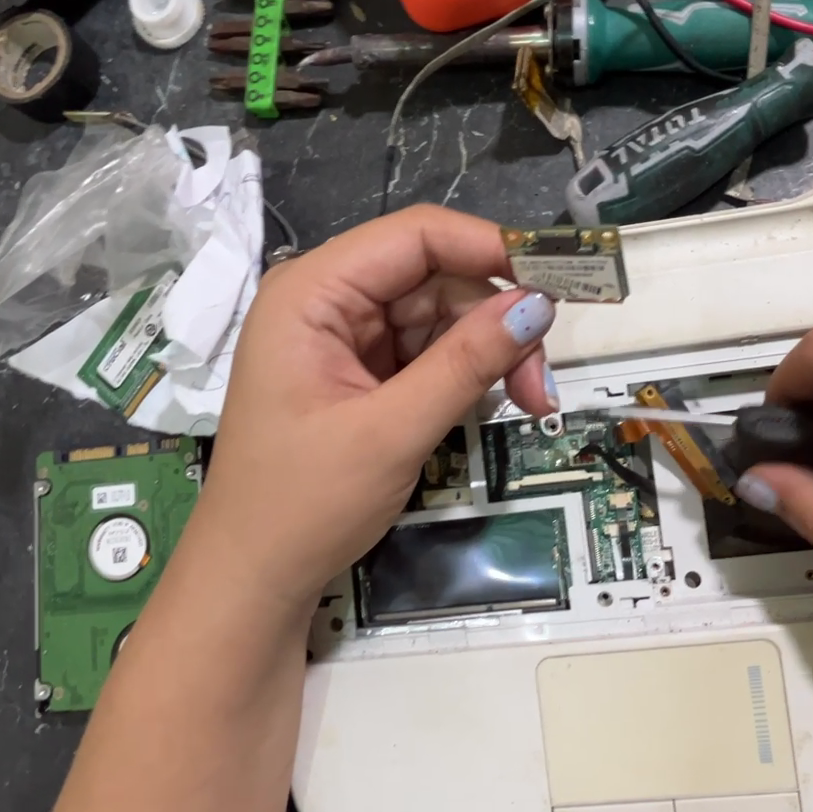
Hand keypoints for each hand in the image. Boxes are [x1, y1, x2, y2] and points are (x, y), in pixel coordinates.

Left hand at [182, 206, 557, 604]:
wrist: (256, 576)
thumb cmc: (304, 503)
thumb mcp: (392, 431)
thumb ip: (466, 363)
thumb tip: (538, 305)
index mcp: (314, 292)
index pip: (415, 235)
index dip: (489, 247)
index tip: (556, 280)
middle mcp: (330, 301)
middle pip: (436, 278)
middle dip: (496, 321)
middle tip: (543, 382)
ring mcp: (347, 339)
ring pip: (442, 317)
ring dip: (491, 353)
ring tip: (530, 403)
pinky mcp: (364, 373)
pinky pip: (430, 353)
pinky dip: (468, 374)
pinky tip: (495, 401)